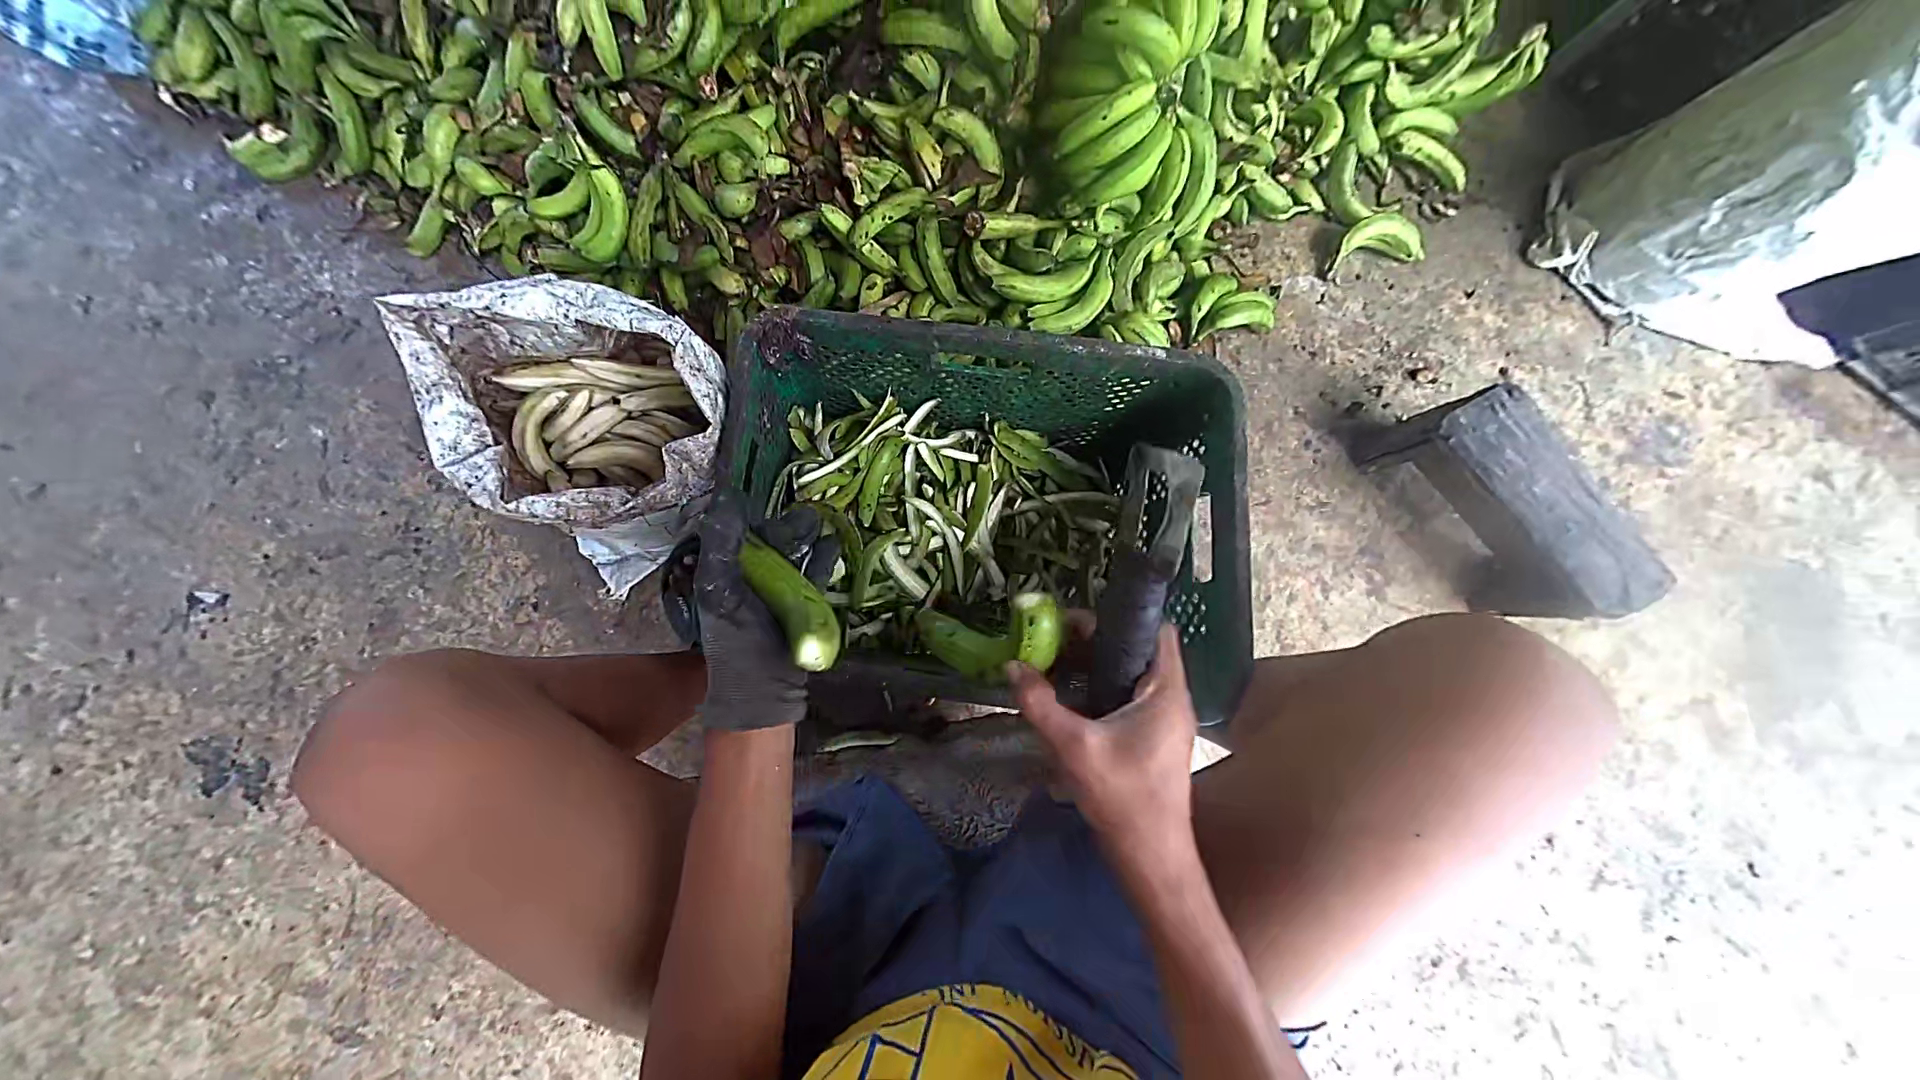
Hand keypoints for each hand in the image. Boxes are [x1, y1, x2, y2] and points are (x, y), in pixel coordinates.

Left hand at [694, 489, 835, 731]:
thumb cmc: (736, 641)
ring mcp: (778, 590)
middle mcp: (750, 577)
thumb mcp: (720, 590)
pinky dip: (822, 558)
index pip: (733, 532)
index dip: (743, 510)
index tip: (755, 489)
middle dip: (783, 525)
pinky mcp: (803, 602)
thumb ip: (722, 548)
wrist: (765, 688)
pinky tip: (831, 544)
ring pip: (792, 553)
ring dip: (805, 536)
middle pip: (768, 541)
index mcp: (724, 572)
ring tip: (818, 521)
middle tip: (803, 512)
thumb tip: (725, 501)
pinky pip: (813, 573)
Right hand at [1007, 624, 1198, 859]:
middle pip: (1139, 650)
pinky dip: (1101, 688)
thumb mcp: (1074, 747)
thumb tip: (1013, 666)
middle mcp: (1171, 699)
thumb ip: (1040, 704)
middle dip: (1097, 640)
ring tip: (1057, 662)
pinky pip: (1128, 697)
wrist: (1151, 857)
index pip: (1157, 630)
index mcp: (1166, 691)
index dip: (1121, 617)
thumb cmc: (1123, 798)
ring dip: (1097, 665)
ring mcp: (1164, 720)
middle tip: (1055, 640)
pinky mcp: (1153, 738)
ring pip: (1132, 674)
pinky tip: (1070, 697)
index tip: (1078, 621)